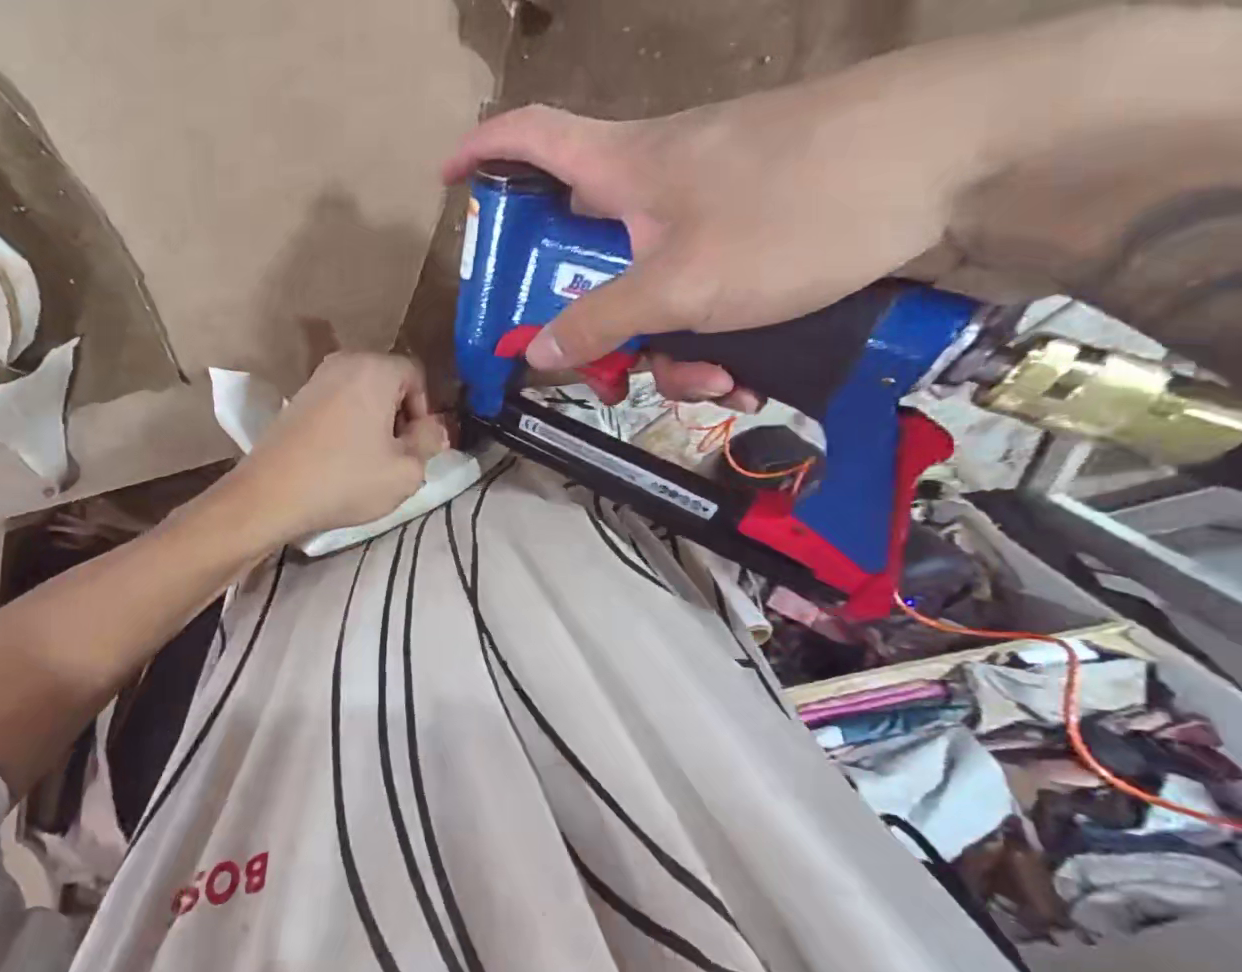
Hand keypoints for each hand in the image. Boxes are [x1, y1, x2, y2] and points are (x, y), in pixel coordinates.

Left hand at [224, 352, 448, 543]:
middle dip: (398, 417)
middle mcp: (343, 363)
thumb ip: (430, 443)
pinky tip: (338, 460)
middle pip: (387, 384)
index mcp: (374, 368)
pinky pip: (335, 406)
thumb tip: (434, 429)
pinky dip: (346, 427)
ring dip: (371, 424)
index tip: (416, 447)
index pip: (417, 376)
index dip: (425, 413)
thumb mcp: (405, 471)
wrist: (270, 495)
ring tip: (366, 462)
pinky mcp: (294, 402)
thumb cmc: (344, 480)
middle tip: (395, 456)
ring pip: (361, 396)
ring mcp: (314, 380)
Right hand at [444, 72, 990, 405]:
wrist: (975, 152)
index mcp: (622, 169)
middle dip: (588, 319)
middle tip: (600, 366)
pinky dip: (713, 334)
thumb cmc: (801, 205)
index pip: (529, 138)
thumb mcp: (682, 285)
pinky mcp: (760, 226)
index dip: (481, 153)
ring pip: (651, 285)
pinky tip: (749, 369)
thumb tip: (534, 355)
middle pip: (585, 251)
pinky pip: (706, 289)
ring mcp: (710, 204)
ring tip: (713, 383)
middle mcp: (656, 182)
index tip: (449, 182)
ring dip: (666, 346)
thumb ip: (599, 322)